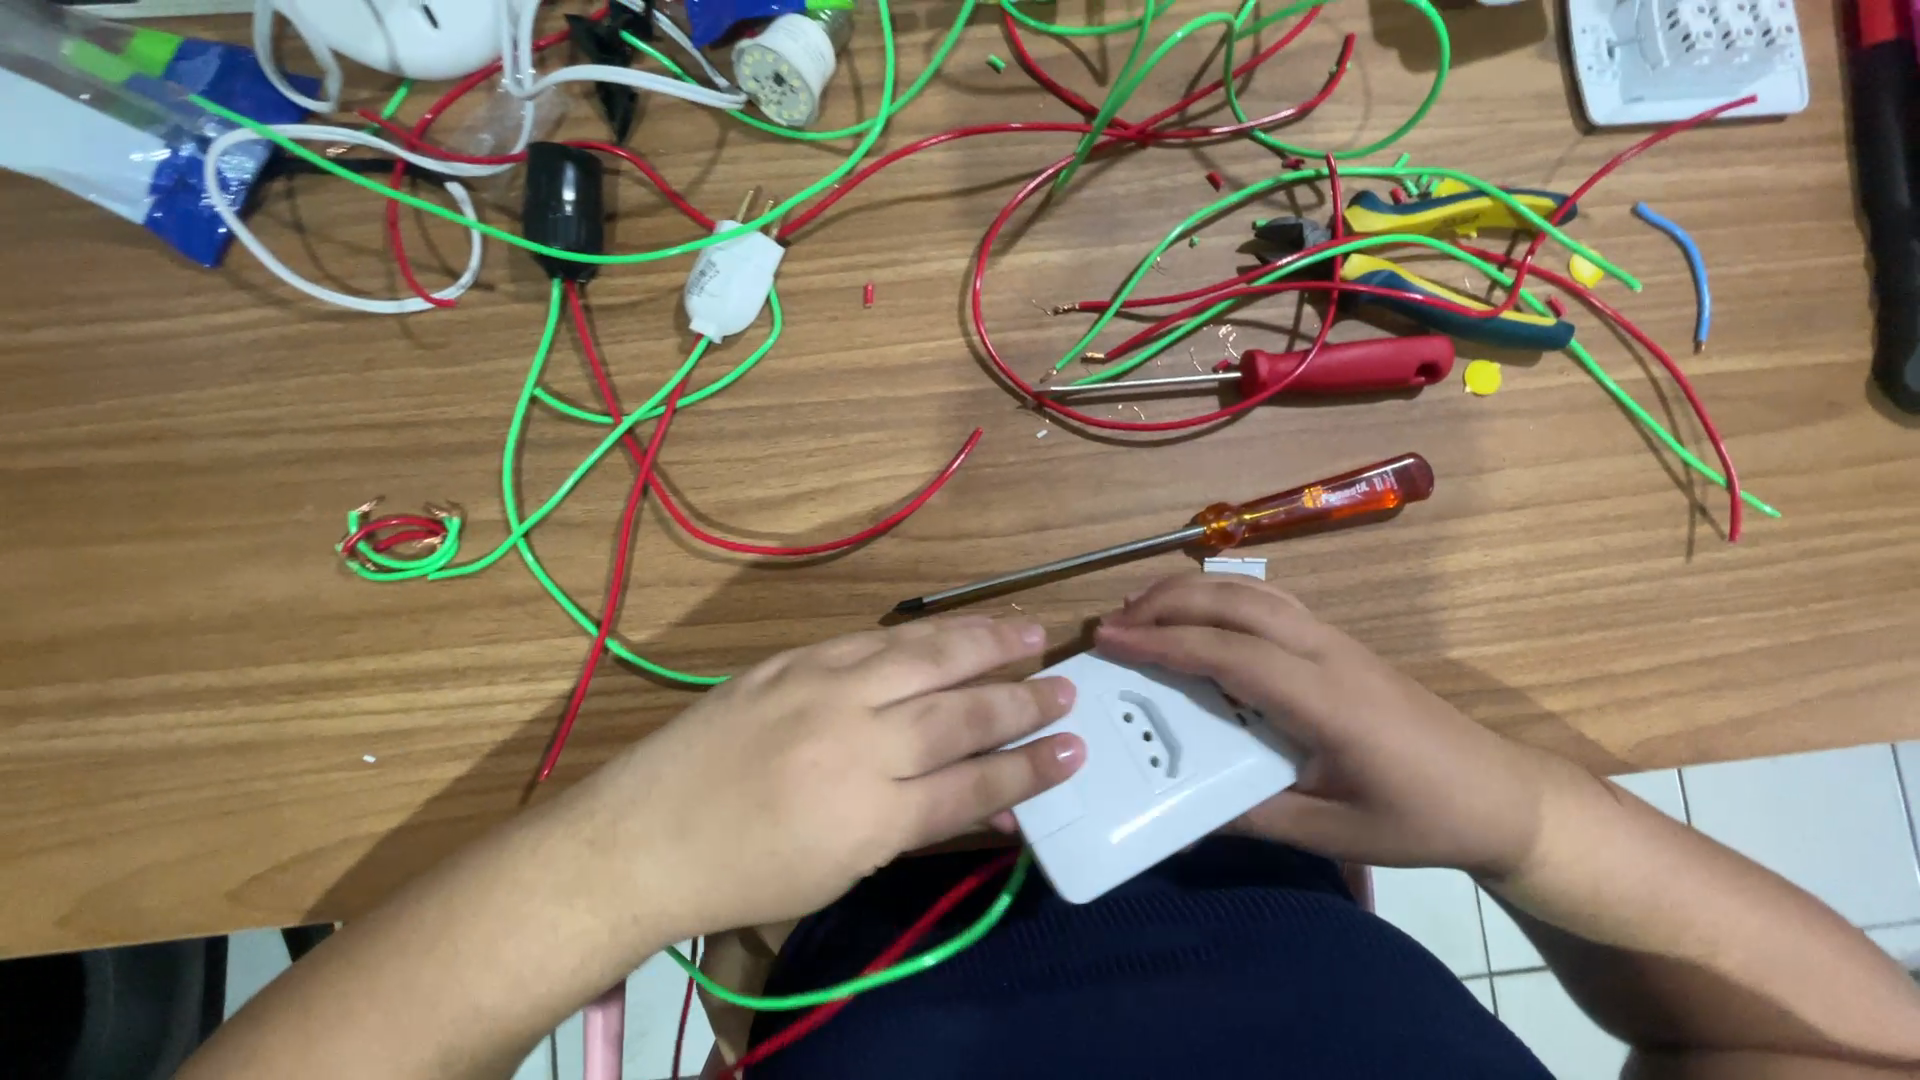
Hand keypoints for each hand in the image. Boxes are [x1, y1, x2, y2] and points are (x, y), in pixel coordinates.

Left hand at [580, 616, 1083, 939]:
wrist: (643, 836)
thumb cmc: (745, 874)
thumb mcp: (843, 870)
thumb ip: (918, 826)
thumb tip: (988, 804)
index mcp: (872, 815)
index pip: (973, 785)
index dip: (1030, 768)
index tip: (1074, 750)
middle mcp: (857, 743)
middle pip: (959, 713)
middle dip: (1021, 701)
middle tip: (1067, 688)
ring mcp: (823, 691)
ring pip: (924, 657)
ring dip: (984, 643)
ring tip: (1030, 632)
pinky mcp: (794, 662)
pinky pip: (874, 640)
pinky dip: (922, 634)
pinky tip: (951, 627)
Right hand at [1093, 573, 1551, 876]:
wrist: (1504, 795)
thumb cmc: (1421, 818)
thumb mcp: (1334, 834)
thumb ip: (1252, 818)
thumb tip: (1177, 816)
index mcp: (1326, 700)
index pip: (1228, 653)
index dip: (1162, 642)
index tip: (1109, 639)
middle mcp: (1328, 653)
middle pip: (1235, 602)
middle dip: (1165, 602)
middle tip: (1111, 623)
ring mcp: (1336, 640)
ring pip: (1253, 591)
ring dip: (1192, 591)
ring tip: (1141, 608)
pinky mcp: (1339, 642)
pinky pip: (1271, 600)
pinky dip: (1222, 595)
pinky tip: (1198, 615)